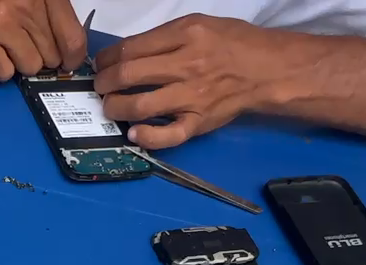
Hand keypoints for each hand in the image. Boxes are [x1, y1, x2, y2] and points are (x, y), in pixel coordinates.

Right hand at [0, 0, 87, 79]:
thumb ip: (49, 13)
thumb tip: (68, 49)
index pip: (72, 36)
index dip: (73, 57)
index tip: (68, 63)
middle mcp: (27, 5)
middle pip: (50, 56)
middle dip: (41, 57)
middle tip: (26, 46)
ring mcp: (3, 24)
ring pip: (29, 67)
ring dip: (20, 63)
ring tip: (6, 45)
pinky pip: (4, 74)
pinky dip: (0, 69)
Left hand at [93, 14, 287, 148]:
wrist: (266, 69)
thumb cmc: (230, 44)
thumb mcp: (199, 26)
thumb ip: (165, 38)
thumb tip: (125, 53)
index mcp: (186, 34)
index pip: (132, 48)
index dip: (107, 60)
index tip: (100, 66)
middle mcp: (186, 64)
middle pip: (129, 75)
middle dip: (105, 83)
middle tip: (100, 88)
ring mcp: (191, 96)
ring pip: (141, 105)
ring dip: (116, 108)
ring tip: (109, 108)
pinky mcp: (197, 122)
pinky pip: (167, 135)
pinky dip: (146, 137)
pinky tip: (133, 133)